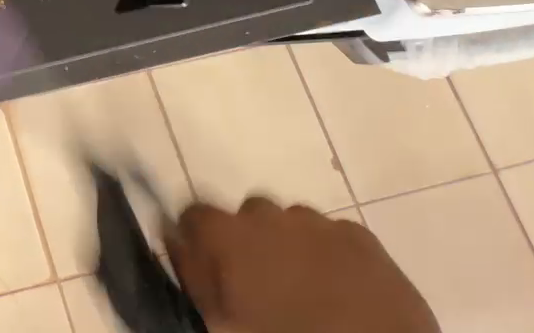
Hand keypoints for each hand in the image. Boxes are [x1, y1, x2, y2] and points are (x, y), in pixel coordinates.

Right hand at [166, 197, 436, 332]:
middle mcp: (263, 213)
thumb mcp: (221, 320)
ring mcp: (315, 222)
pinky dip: (333, 254)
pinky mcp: (360, 237)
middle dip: (252, 240)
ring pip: (292, 223)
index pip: (193, 214)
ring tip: (307, 286)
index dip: (199, 237)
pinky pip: (334, 235)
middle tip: (265, 282)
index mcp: (223, 232)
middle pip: (246, 215)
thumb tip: (173, 238)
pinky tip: (343, 288)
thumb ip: (192, 273)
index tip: (208, 262)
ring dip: (292, 244)